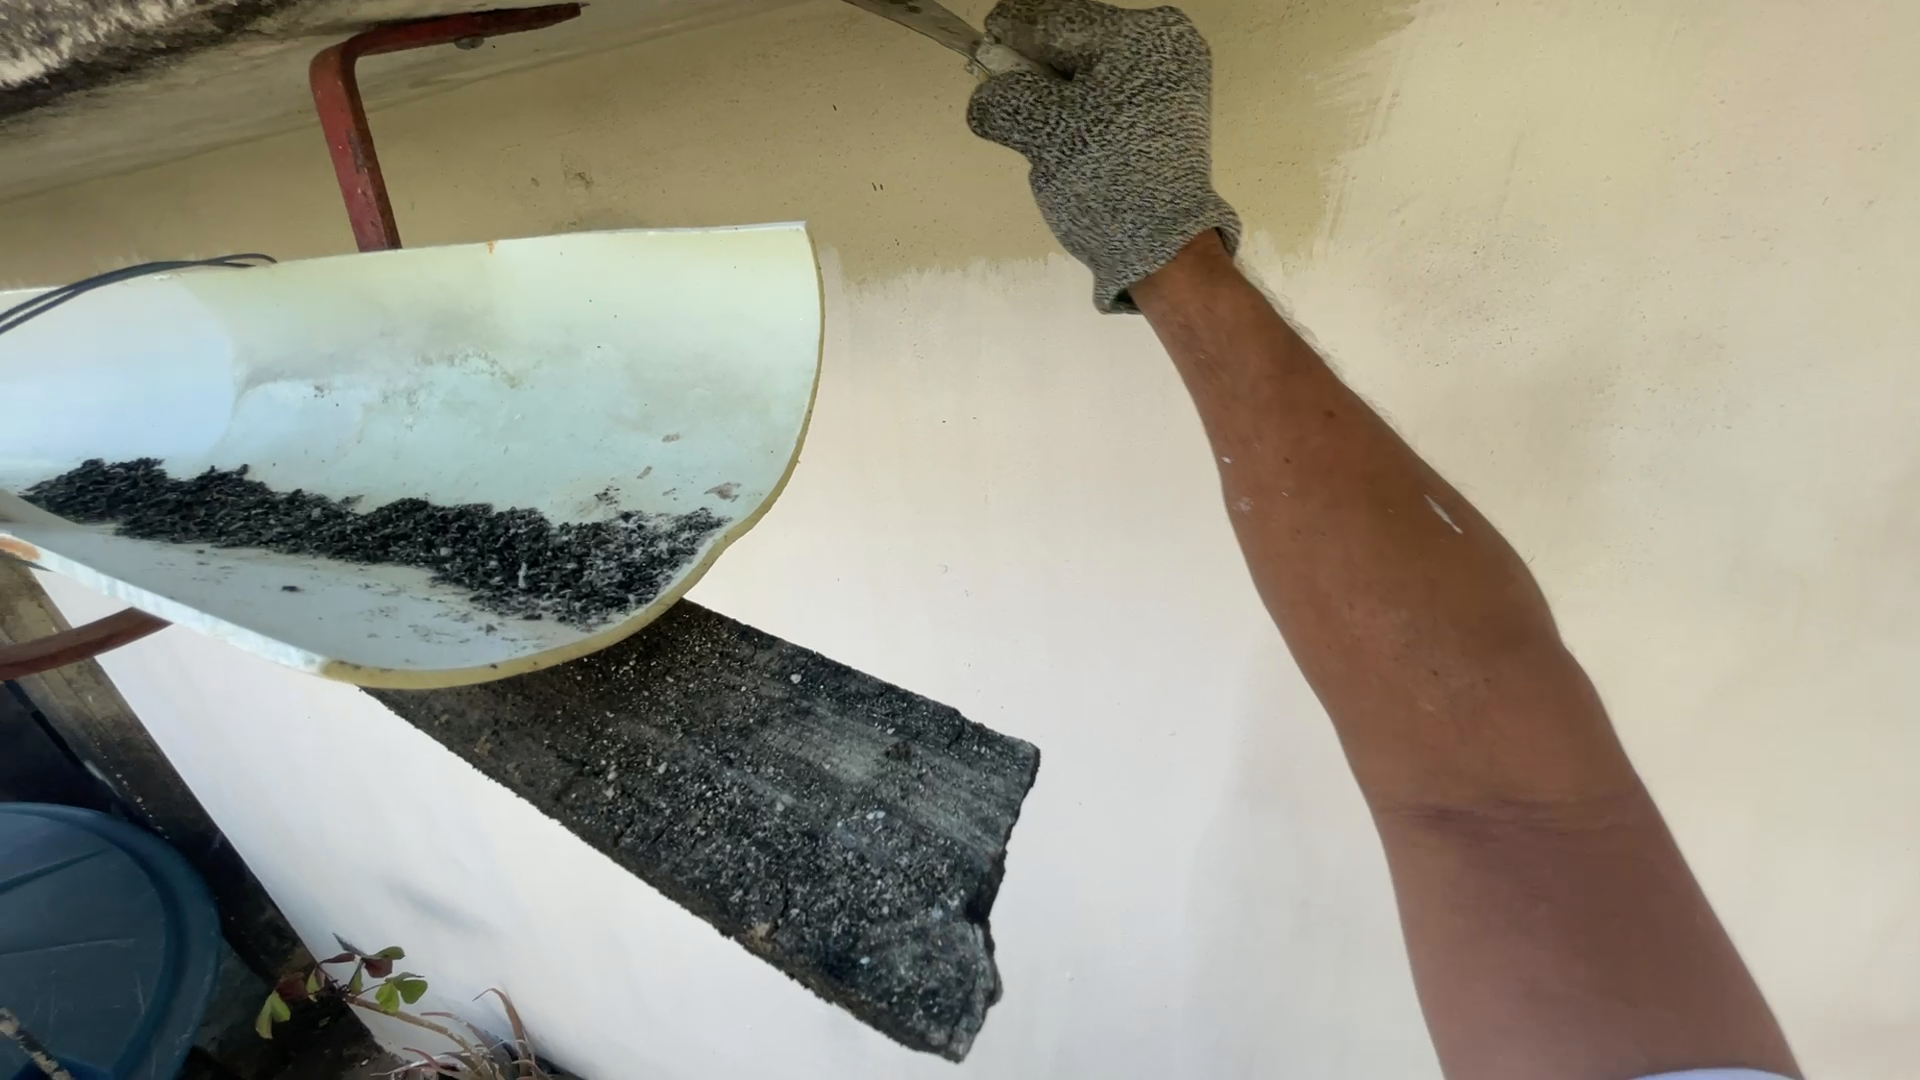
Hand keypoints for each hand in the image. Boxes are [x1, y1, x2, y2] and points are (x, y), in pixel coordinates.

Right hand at [967, 0, 1240, 312]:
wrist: (1162, 250)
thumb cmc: (1109, 183)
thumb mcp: (1048, 135)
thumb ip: (1008, 103)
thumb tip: (984, 98)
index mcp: (1144, 38)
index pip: (1062, 22)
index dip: (1017, 28)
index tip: (988, 33)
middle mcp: (1166, 53)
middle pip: (1081, 47)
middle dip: (1039, 66)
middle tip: (1002, 81)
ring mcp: (1172, 91)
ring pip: (1094, 77)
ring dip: (1057, 93)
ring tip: (1030, 122)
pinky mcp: (1167, 127)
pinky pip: (1112, 104)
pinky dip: (1081, 114)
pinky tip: (1062, 139)